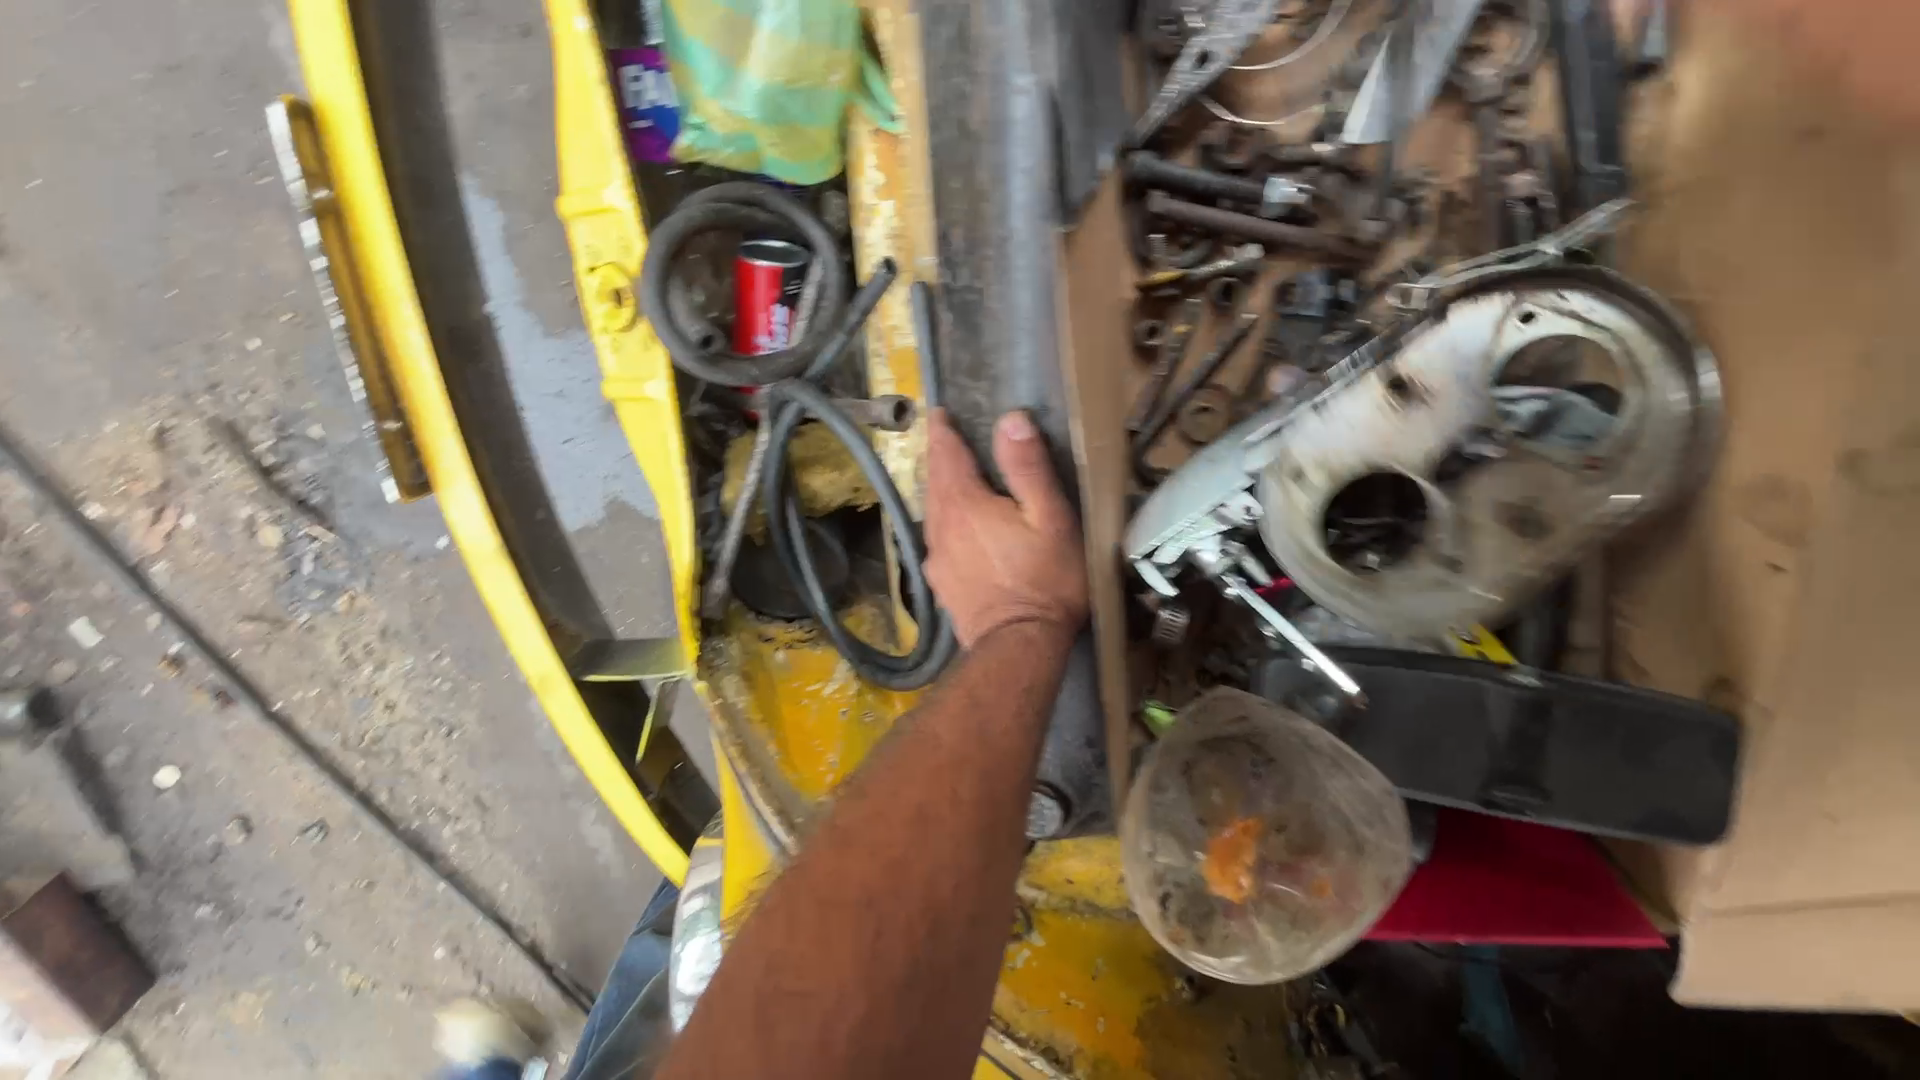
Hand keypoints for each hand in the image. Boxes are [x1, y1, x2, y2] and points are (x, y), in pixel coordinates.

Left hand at [924, 409, 1088, 648]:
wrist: (1019, 646)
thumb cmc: (1045, 580)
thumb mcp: (1049, 518)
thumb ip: (1028, 468)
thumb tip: (1010, 420)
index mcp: (965, 504)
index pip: (945, 455)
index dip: (941, 431)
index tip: (938, 413)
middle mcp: (941, 527)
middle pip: (933, 482)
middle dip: (937, 457)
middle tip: (942, 439)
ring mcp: (937, 559)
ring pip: (931, 512)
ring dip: (937, 490)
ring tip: (947, 477)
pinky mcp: (941, 585)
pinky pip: (936, 541)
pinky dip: (942, 523)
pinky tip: (951, 530)